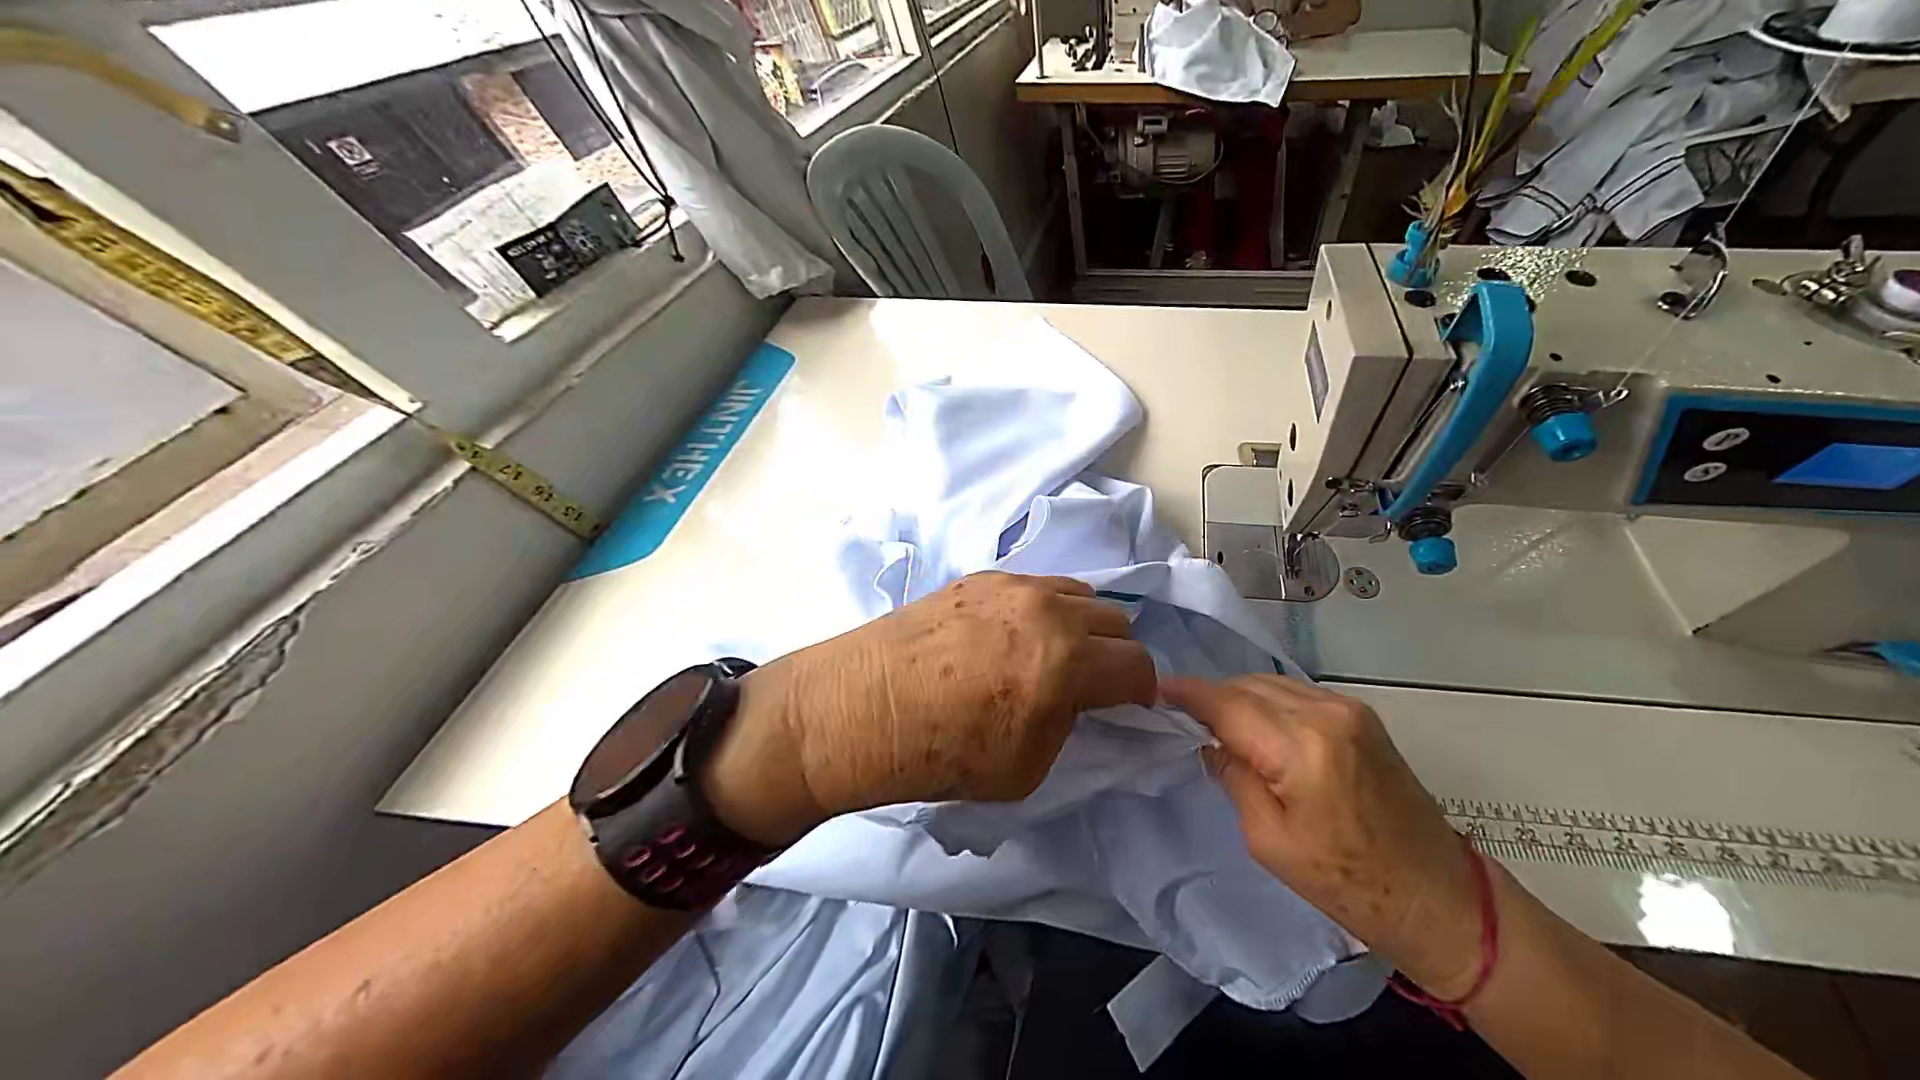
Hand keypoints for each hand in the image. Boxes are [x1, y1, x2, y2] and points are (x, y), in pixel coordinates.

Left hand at [706, 572, 1157, 845]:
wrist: (860, 710)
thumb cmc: (940, 754)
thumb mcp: (1026, 767)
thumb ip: (1067, 725)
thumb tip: (1076, 701)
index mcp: (1066, 662)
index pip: (1139, 667)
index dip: (1140, 693)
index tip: (1126, 706)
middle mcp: (1046, 611)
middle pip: (1116, 621)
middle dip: (1113, 655)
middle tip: (1089, 682)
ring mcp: (1010, 586)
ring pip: (1077, 594)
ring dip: (1080, 625)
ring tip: (1051, 654)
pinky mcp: (978, 577)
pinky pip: (1033, 587)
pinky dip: (1041, 609)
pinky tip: (1011, 635)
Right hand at [1161, 675, 1483, 997]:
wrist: (1439, 898)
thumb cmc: (1346, 883)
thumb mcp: (1267, 839)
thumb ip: (1233, 776)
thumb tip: (1209, 741)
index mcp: (1301, 748)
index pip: (1226, 702)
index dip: (1187, 694)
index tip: (1154, 691)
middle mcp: (1326, 713)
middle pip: (1247, 685)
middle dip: (1210, 696)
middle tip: (1181, 717)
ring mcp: (1349, 710)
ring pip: (1271, 684)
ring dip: (1238, 697)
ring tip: (1215, 723)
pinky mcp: (1362, 716)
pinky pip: (1296, 694)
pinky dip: (1267, 702)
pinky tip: (1255, 726)